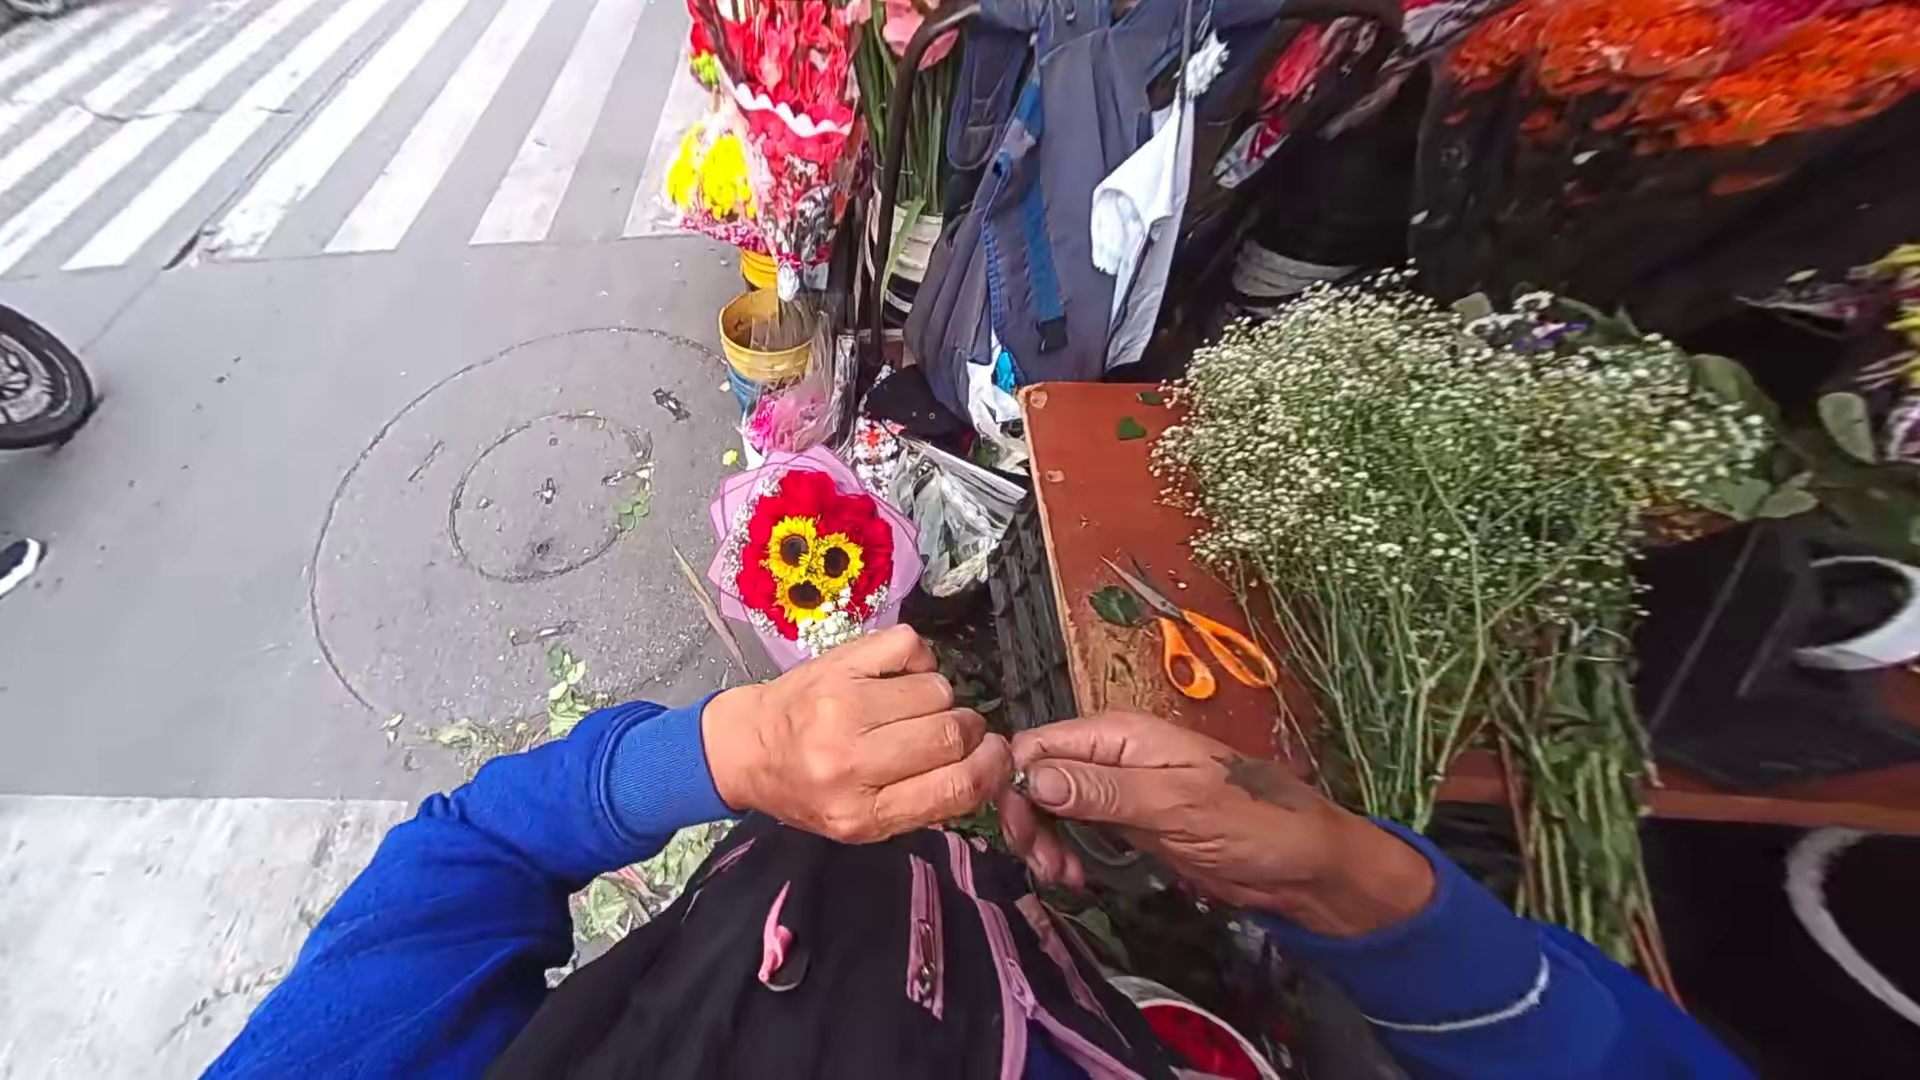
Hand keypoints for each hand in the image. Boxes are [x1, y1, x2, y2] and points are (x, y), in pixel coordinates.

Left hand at [701, 625, 1013, 842]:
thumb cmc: (807, 789)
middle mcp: (851, 760)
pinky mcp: (839, 662)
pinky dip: (917, 660)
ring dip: (938, 698)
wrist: (749, 745)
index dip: (991, 767)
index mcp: (861, 813)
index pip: (955, 788)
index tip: (997, 755)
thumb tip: (987, 764)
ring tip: (911, 706)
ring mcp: (843, 704)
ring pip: (937, 689)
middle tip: (953, 729)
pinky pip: (912, 646)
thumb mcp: (863, 822)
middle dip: (968, 729)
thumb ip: (925, 800)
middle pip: (952, 732)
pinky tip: (898, 676)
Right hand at [1003, 712, 1433, 937]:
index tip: (1020, 832)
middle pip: (1039, 775)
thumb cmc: (1247, 820)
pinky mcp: (1126, 821)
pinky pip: (1077, 830)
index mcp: (1115, 733)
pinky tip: (1077, 878)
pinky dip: (1067, 853)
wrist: (1305, 863)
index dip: (1016, 781)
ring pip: (1052, 805)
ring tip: (1063, 878)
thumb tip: (1032, 776)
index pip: (1038, 744)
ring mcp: (1116, 789)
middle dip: (1030, 817)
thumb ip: (1102, 790)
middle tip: (1044, 866)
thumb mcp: (1175, 804)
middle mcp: (1108, 754)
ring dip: (1046, 840)